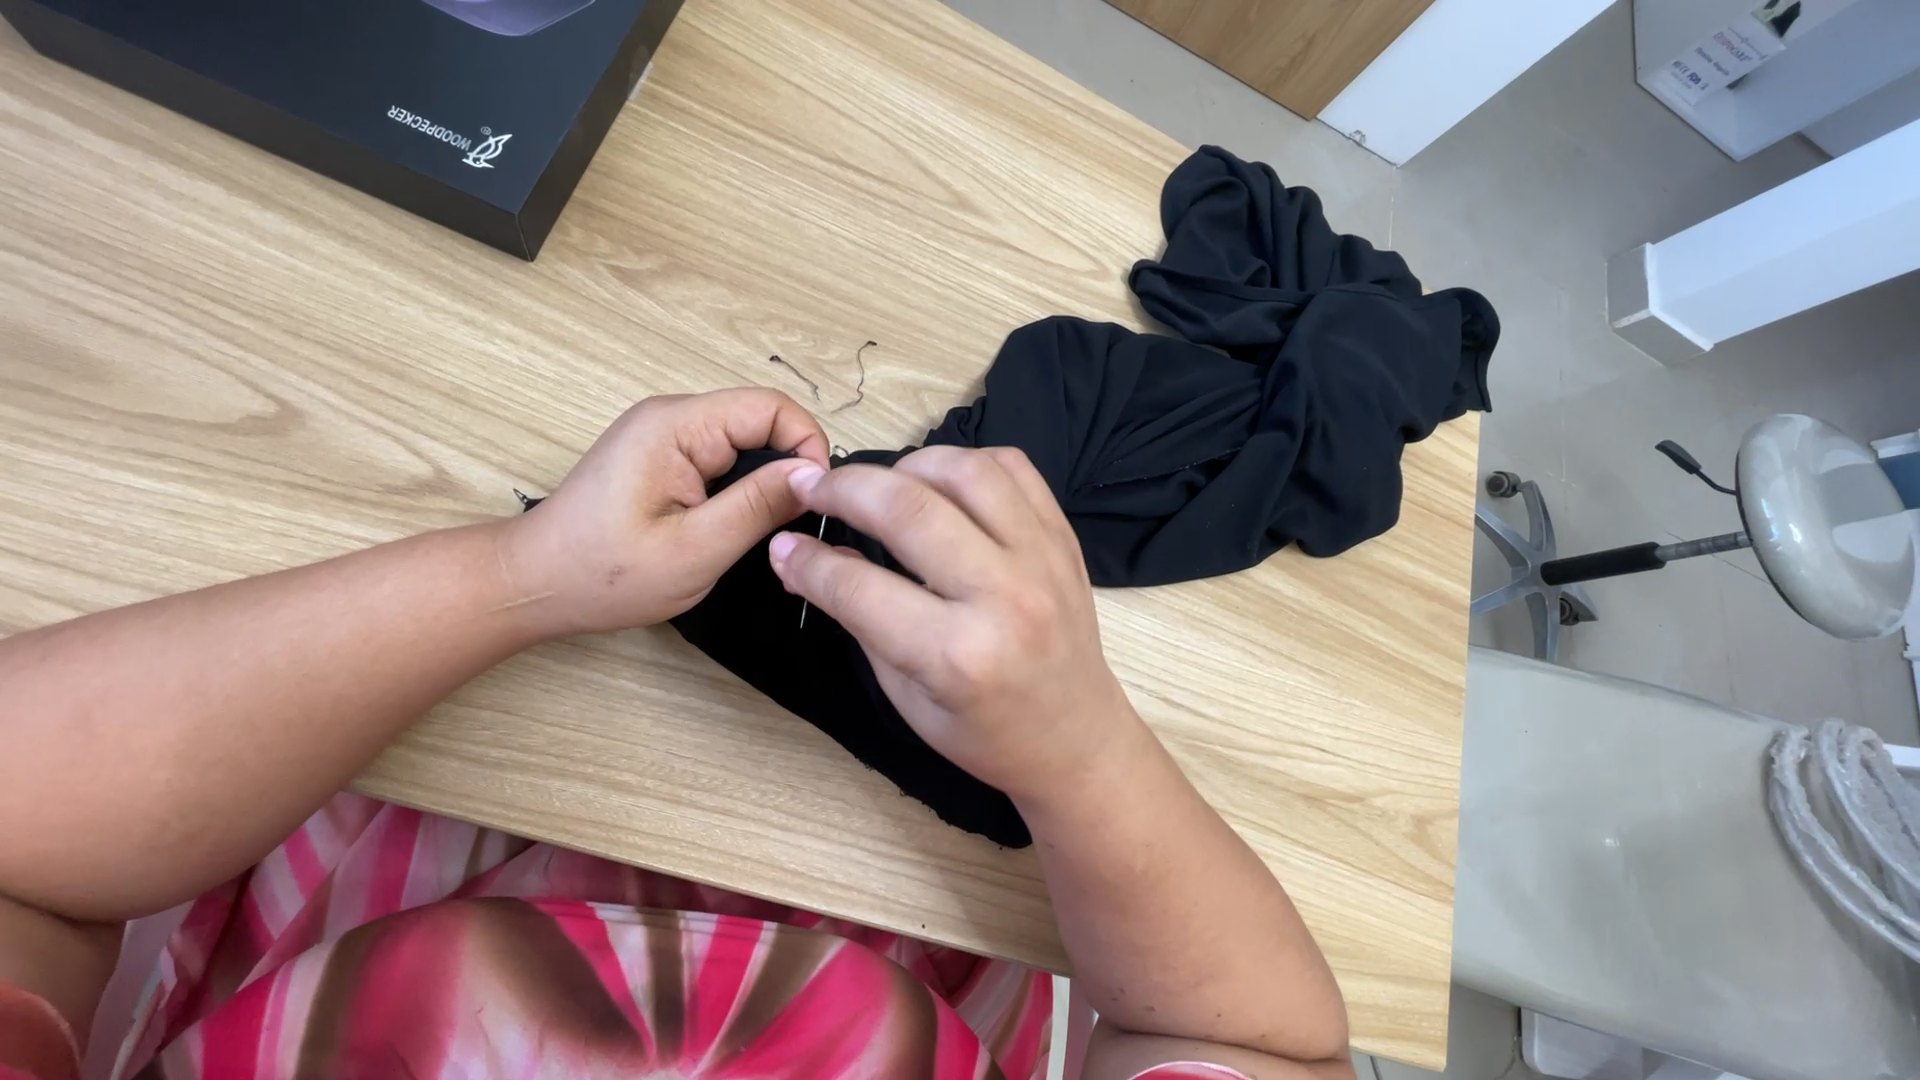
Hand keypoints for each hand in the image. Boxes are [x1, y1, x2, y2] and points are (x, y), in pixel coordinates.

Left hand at [500, 389, 829, 636]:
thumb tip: (814, 476)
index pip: (770, 408)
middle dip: (788, 467)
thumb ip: (758, 506)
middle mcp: (672, 418)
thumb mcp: (695, 549)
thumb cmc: (602, 574)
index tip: (814, 499)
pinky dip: (743, 488)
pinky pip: (726, 458)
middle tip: (791, 523)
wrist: (535, 584)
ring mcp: (667, 435)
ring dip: (766, 481)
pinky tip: (735, 523)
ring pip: (747, 442)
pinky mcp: (666, 456)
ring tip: (762, 528)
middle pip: (762, 420)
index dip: (806, 448)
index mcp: (675, 427)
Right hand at [767, 445, 1139, 803]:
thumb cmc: (985, 732)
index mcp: (957, 656)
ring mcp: (1041, 560)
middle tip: (813, 485)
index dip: (807, 560)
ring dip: (908, 465)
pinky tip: (942, 484)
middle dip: (845, 488)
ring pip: (964, 471)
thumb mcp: (906, 696)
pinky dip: (967, 463)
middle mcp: (1003, 597)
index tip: (784, 543)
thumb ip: (859, 619)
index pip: (859, 587)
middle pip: (908, 509)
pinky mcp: (1063, 539)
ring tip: (881, 484)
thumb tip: (807, 557)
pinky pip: (1014, 469)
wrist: (1076, 737)